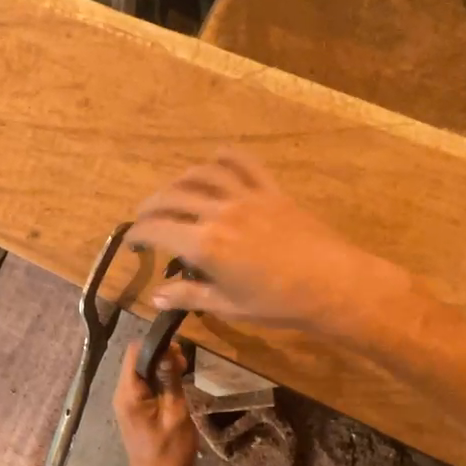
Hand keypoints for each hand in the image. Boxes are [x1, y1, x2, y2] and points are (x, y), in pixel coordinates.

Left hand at [112, 343, 195, 465]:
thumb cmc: (171, 451)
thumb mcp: (176, 413)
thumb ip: (170, 379)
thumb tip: (168, 350)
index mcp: (128, 393)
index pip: (135, 352)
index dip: (156, 346)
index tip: (179, 352)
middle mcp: (121, 394)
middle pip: (136, 360)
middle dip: (160, 356)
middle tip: (184, 364)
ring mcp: (125, 403)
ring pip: (140, 372)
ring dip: (160, 368)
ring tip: (182, 373)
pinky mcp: (132, 410)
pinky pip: (142, 386)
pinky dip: (157, 381)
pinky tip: (174, 386)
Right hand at [127, 154, 418, 339]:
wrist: (334, 285)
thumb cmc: (278, 304)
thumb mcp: (228, 306)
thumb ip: (188, 297)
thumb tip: (156, 297)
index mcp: (205, 246)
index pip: (157, 230)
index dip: (138, 233)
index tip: (131, 240)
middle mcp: (219, 213)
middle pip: (172, 197)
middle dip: (151, 205)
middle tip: (144, 217)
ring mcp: (246, 197)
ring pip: (201, 175)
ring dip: (179, 180)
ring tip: (172, 192)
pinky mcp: (270, 191)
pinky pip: (241, 164)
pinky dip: (222, 159)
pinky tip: (213, 162)